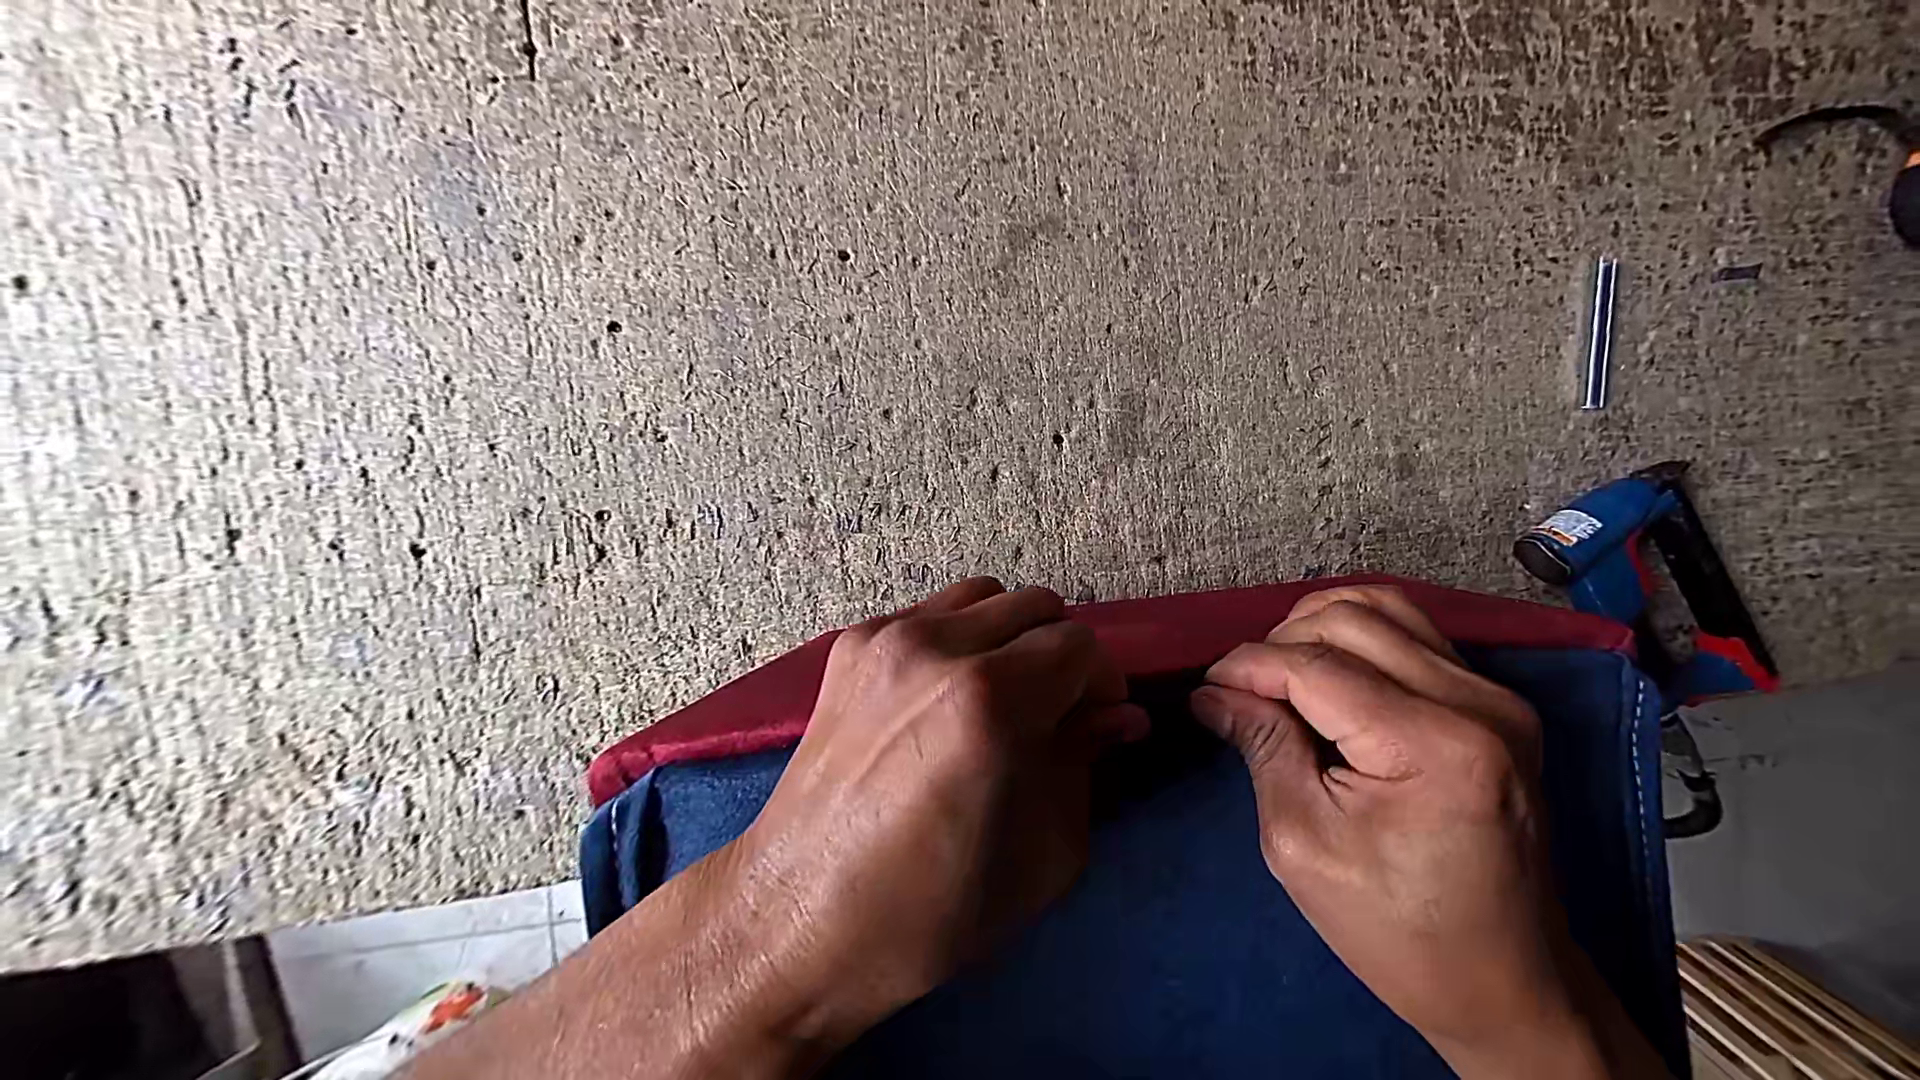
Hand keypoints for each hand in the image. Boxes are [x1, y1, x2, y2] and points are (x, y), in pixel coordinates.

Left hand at [714, 576, 1147, 1046]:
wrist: (797, 914)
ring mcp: (884, 638)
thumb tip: (1121, 715)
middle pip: (1035, 605)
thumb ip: (1086, 762)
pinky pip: (930, 613)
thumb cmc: (929, 912)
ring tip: (1001, 693)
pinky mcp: (849, 644)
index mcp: (988, 701)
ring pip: (982, 596)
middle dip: (1061, 653)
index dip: (1102, 681)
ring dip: (1009, 634)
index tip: (1098, 720)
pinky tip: (944, 693)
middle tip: (1055, 709)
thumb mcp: (1042, 856)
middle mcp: (934, 648)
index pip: (1078, 644)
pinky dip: (958, 638)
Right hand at [1189, 585, 1658, 1078]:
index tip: (1206, 688)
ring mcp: (1495, 696)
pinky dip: (1351, 632)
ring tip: (1280, 674)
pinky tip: (1323, 668)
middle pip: (1344, 622)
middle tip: (1241, 691)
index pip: (1313, 666)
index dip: (1245, 667)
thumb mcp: (1299, 841)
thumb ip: (1260, 746)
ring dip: (1312, 627)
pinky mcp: (1493, 700)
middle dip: (1274, 645)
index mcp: (1432, 746)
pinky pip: (1409, 628)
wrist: (1505, 984)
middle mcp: (1476, 703)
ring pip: (1378, 606)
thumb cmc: (1394, 927)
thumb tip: (1211, 693)